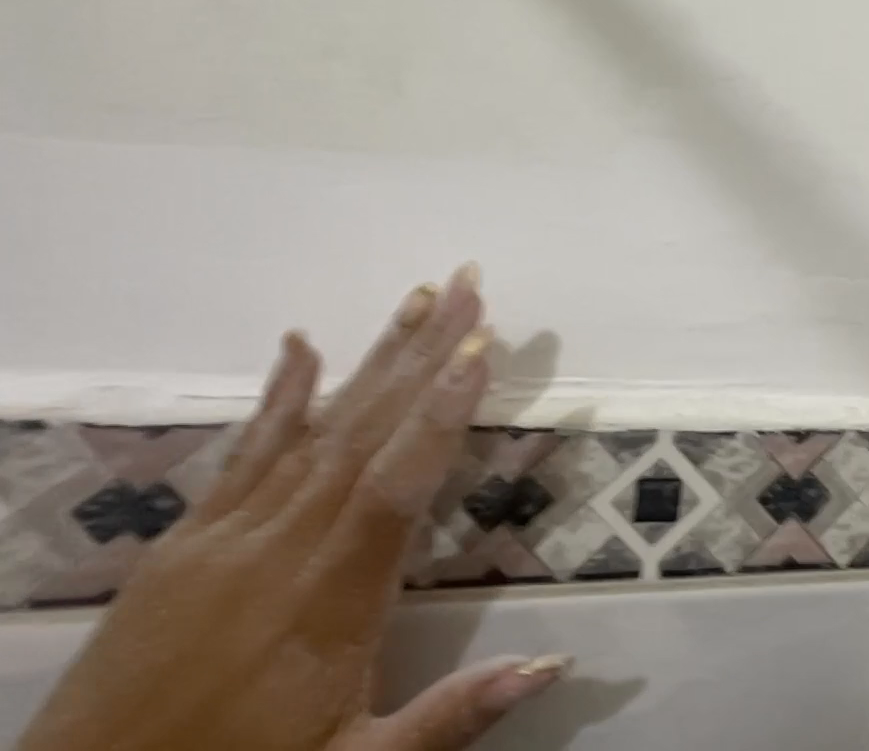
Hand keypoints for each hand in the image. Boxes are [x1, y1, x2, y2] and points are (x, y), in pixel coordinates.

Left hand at [19, 266, 570, 750]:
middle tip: (468, 287)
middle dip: (424, 354)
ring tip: (419, 297)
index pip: (396, 486)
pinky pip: (245, 452)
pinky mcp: (187, 540)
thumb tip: (555, 663)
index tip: (479, 349)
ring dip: (375, 357)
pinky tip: (304, 344)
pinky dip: (280, 393)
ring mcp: (227, 537)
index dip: (440, 413)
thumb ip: (452, 715)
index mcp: (329, 599)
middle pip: (364, 433)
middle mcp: (281, 549)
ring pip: (316, 427)